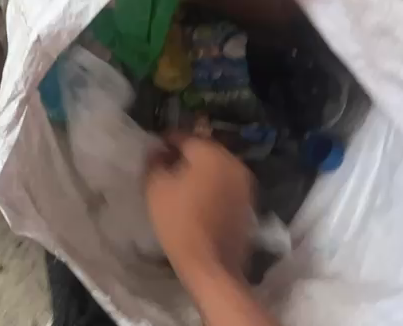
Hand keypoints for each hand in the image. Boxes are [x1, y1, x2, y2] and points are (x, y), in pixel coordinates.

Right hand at [145, 132, 255, 281]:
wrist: (212, 267)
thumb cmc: (179, 222)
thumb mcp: (155, 186)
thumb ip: (154, 160)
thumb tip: (158, 151)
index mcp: (210, 152)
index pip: (183, 136)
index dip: (165, 142)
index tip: (153, 151)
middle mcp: (232, 162)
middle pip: (202, 149)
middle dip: (184, 154)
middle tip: (166, 166)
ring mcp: (244, 183)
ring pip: (215, 166)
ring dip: (199, 170)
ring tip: (181, 183)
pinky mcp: (248, 202)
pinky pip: (225, 183)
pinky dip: (212, 184)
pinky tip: (198, 198)